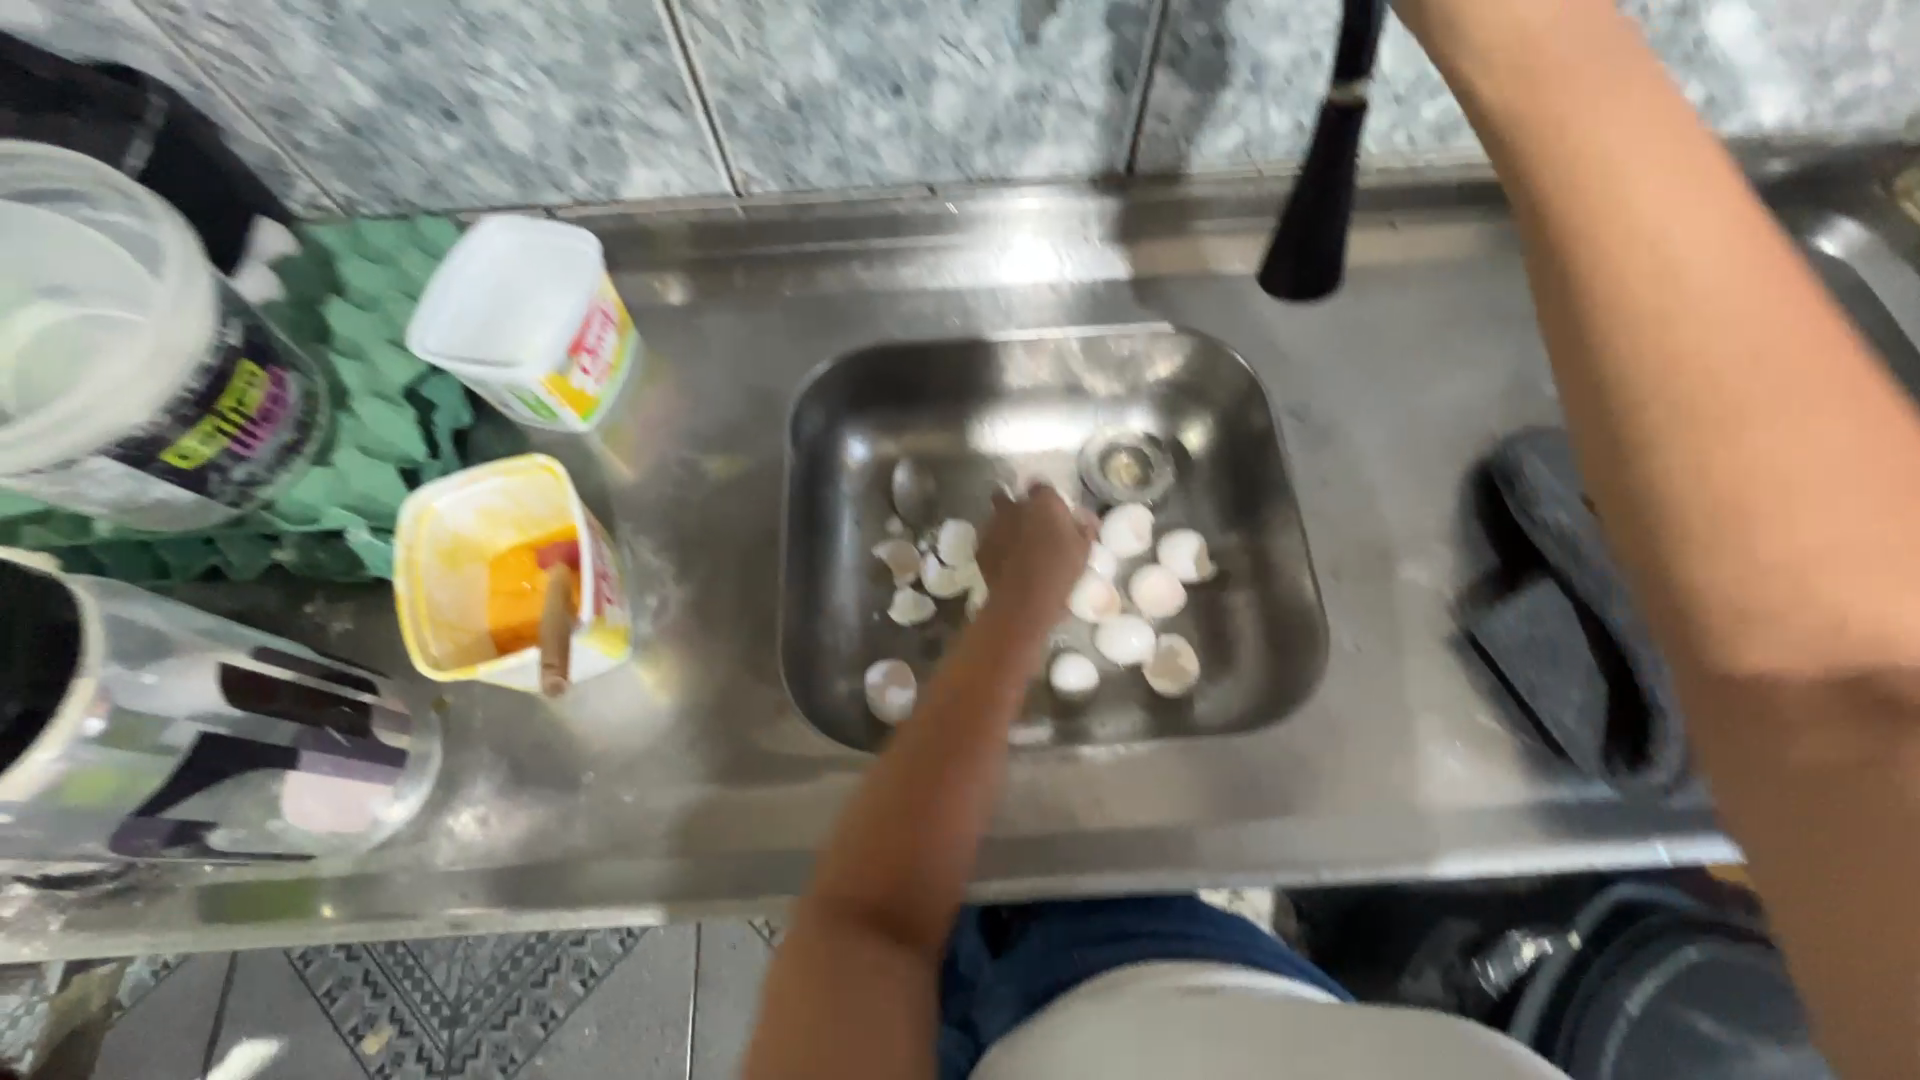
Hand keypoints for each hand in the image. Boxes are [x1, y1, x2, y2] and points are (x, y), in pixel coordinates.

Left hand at [975, 484, 1094, 625]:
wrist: (1025, 599)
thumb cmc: (1060, 571)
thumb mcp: (1084, 550)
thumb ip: (1084, 529)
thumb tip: (1085, 521)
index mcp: (1043, 502)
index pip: (1042, 487)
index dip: (1045, 498)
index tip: (1050, 512)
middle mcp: (1014, 506)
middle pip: (1008, 495)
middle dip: (1014, 505)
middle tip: (1026, 523)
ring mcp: (993, 525)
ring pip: (995, 516)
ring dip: (1002, 525)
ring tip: (1013, 544)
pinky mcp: (980, 545)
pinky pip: (987, 539)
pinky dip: (994, 546)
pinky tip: (1003, 560)